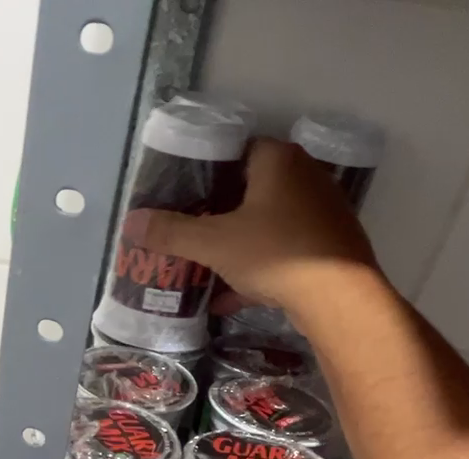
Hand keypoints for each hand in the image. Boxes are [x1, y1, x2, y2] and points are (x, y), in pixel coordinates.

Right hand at [128, 139, 382, 315]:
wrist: (337, 298)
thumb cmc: (275, 254)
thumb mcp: (214, 244)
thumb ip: (172, 232)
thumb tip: (130, 221)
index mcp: (278, 160)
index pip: (236, 150)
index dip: (205, 171)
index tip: (182, 196)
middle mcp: (305, 176)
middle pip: (251, 188)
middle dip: (218, 212)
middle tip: (188, 232)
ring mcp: (321, 212)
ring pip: (267, 223)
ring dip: (237, 243)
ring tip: (205, 265)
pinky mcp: (329, 246)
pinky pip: (283, 250)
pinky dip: (257, 269)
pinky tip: (230, 297)